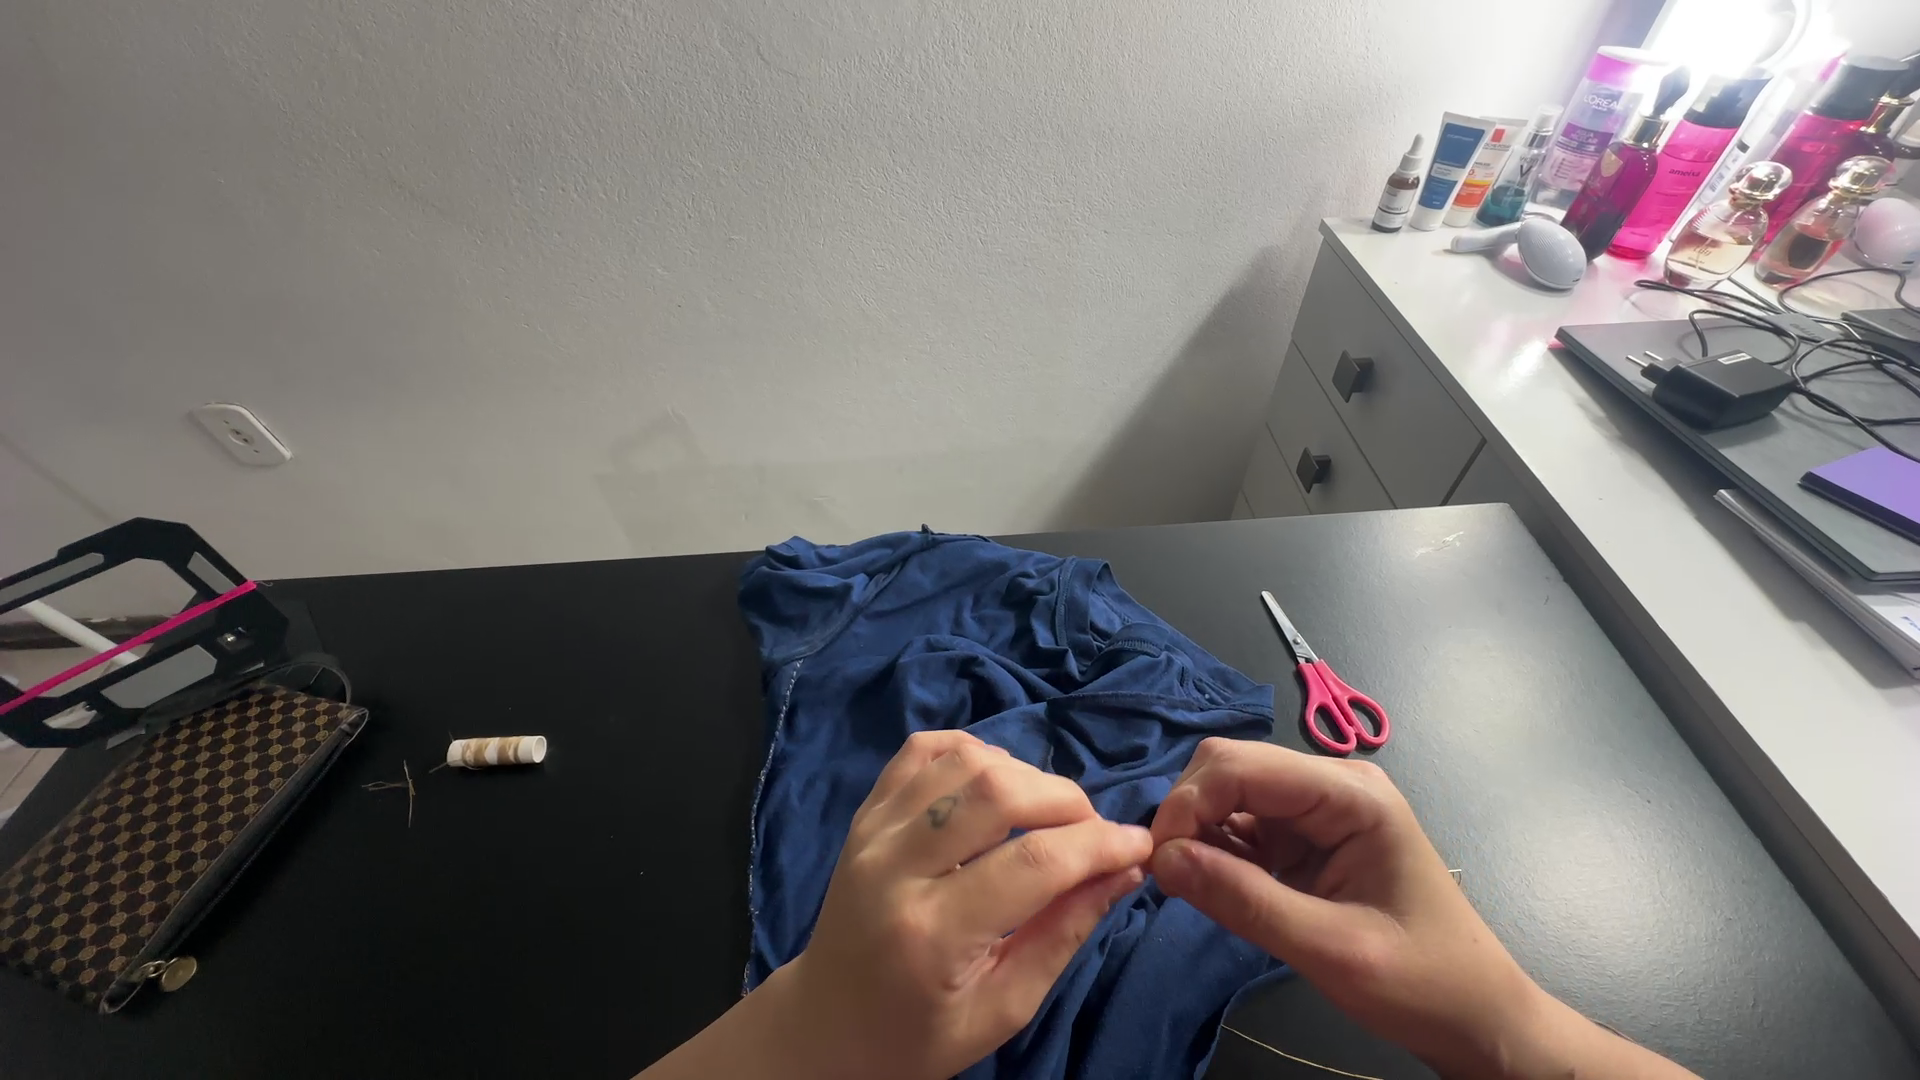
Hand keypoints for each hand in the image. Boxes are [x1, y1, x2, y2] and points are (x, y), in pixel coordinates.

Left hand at [775, 730, 1151, 1079]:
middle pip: (995, 792)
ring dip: (1022, 773)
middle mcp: (895, 865)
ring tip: (1045, 811)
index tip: (1138, 844)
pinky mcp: (865, 811)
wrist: (826, 1023)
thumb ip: (1065, 933)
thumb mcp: (1003, 1008)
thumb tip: (1125, 869)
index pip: (1033, 864)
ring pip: (962, 760)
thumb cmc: (919, 1034)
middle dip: (1065, 800)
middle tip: (1092, 830)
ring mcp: (873, 829)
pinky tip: (993, 780)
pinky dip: (970, 750)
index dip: (1099, 844)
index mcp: (931, 932)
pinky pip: (922, 749)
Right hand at [1149, 738, 1616, 1078]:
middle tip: (1168, 870)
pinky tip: (1213, 880)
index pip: (1242, 766)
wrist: (1480, 1020)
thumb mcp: (1332, 951)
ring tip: (1187, 880)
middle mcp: (1329, 782)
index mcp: (1350, 793)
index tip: (1159, 859)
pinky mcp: (1304, 832)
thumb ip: (1244, 901)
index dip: (1189, 802)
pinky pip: (1241, 821)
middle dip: (1188, 811)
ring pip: (1228, 790)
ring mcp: (1316, 805)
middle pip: (1229, 766)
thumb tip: (1162, 860)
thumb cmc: (1423, 983)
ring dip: (1198, 829)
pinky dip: (1215, 846)